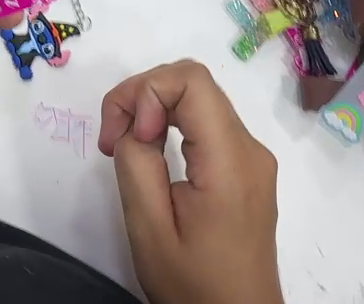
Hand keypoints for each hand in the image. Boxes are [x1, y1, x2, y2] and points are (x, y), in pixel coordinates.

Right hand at [99, 61, 282, 303]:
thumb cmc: (193, 287)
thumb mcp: (149, 230)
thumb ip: (136, 163)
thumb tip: (135, 125)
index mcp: (231, 163)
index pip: (192, 80)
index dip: (149, 90)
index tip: (131, 135)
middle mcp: (249, 149)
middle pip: (192, 82)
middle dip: (142, 95)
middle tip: (113, 137)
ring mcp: (250, 156)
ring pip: (195, 96)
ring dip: (152, 107)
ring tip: (125, 144)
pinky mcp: (244, 166)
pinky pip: (203, 119)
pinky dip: (167, 121)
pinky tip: (149, 151)